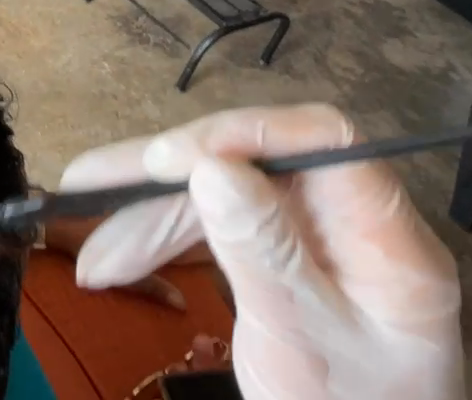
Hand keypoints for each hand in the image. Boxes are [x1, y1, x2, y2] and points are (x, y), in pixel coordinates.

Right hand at [58, 104, 464, 399]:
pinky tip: (113, 261)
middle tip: (87, 190)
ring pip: (213, 191)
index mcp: (384, 237)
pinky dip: (156, 239)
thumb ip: (261, 250)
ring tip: (92, 258)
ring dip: (145, 216)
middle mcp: (344, 217)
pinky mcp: (271, 247)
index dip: (241, 132)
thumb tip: (209, 165)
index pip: (321, 140)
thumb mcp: (302, 340)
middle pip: (247, 163)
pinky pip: (207, 223)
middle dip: (163, 181)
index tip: (166, 159)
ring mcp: (306, 230)